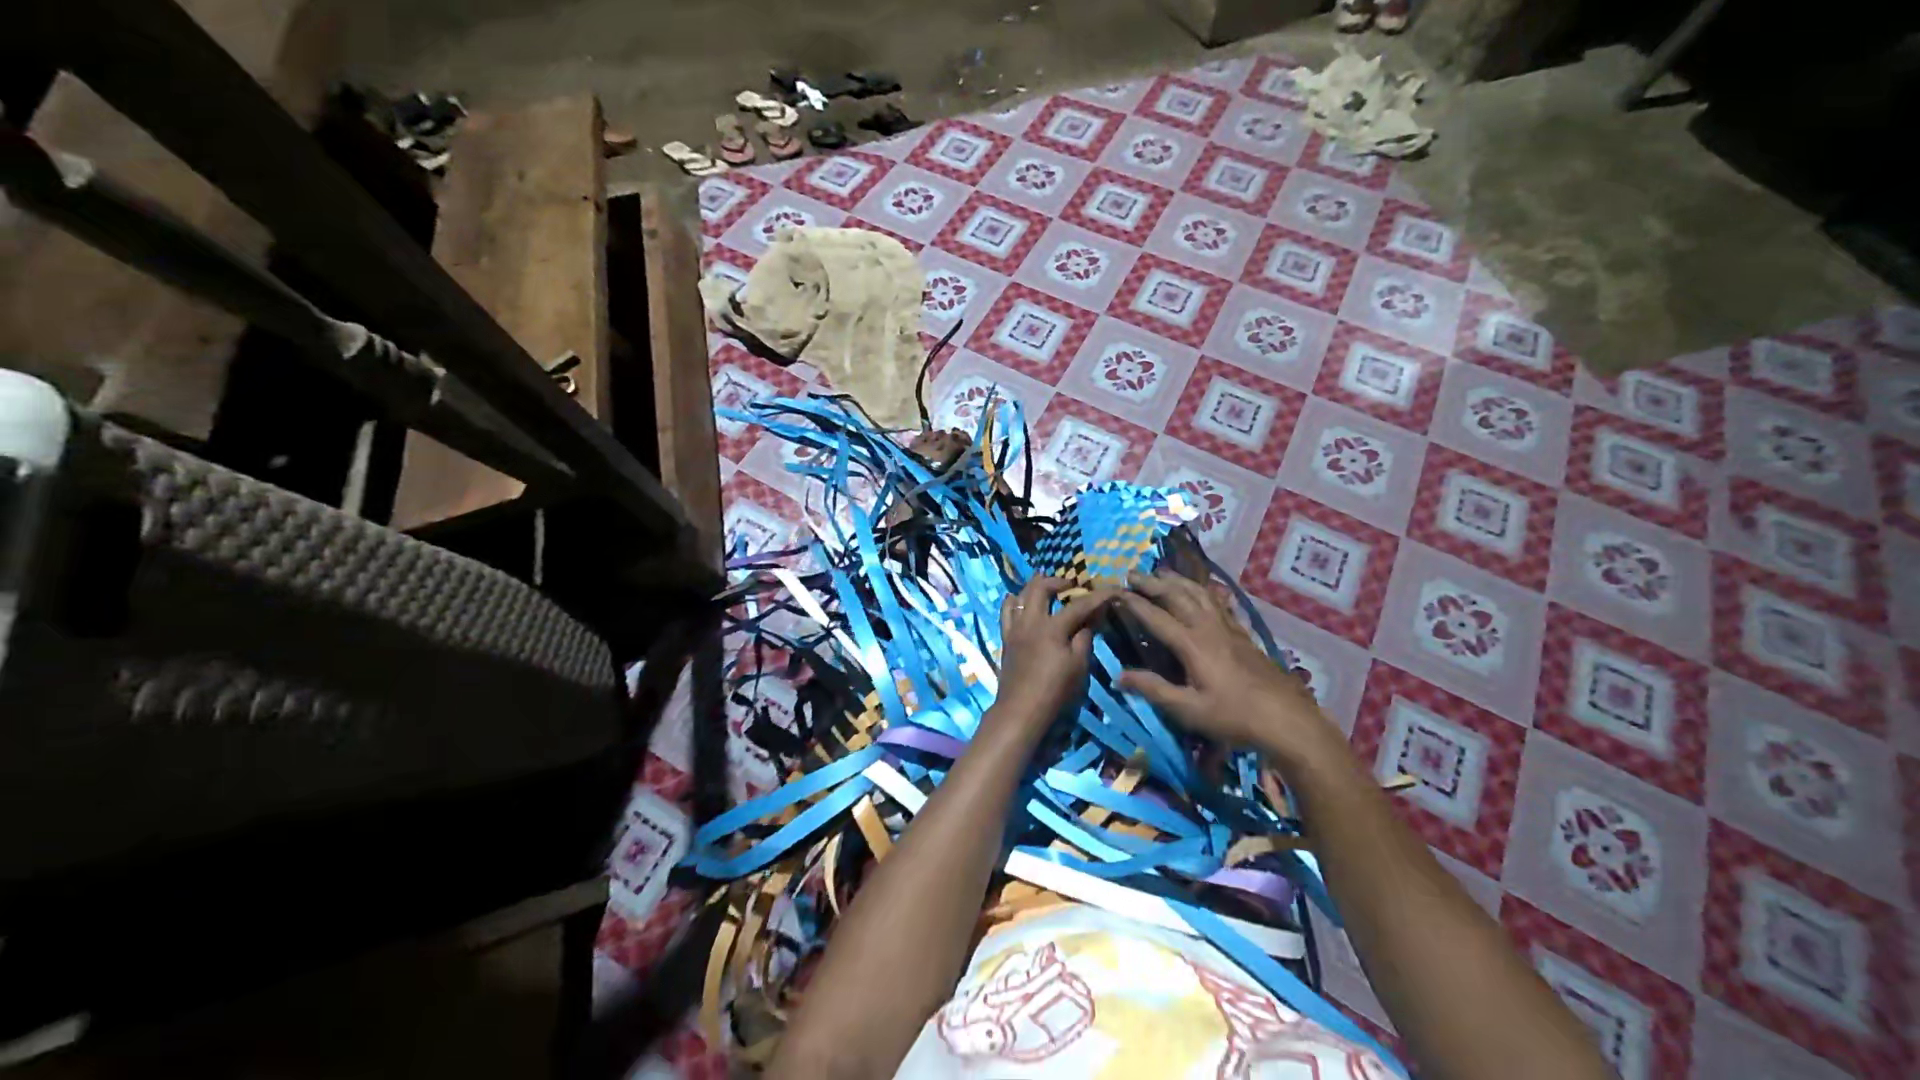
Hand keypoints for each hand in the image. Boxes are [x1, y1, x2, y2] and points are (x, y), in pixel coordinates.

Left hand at [987, 577, 1117, 736]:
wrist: (1021, 710)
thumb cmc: (1055, 691)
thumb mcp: (1079, 666)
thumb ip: (1084, 638)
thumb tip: (1089, 620)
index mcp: (1052, 627)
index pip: (1079, 605)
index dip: (1097, 596)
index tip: (1112, 589)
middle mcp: (1030, 621)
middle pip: (1040, 588)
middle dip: (1057, 581)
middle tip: (1071, 585)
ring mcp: (1014, 629)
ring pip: (1019, 595)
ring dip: (1033, 586)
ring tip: (1045, 587)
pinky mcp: (1006, 639)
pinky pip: (1006, 612)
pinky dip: (1014, 601)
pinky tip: (1018, 600)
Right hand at [1116, 571, 1349, 771]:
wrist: (1287, 719)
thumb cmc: (1234, 717)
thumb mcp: (1189, 710)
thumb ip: (1153, 690)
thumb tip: (1119, 676)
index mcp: (1193, 645)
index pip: (1156, 617)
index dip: (1134, 602)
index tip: (1115, 590)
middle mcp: (1209, 628)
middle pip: (1178, 596)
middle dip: (1152, 583)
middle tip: (1132, 573)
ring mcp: (1229, 629)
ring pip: (1200, 593)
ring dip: (1178, 580)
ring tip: (1162, 573)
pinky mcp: (1243, 635)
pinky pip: (1219, 602)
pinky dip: (1203, 591)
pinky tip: (1201, 592)